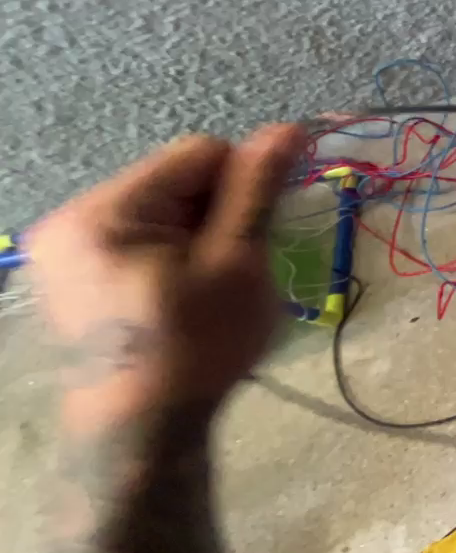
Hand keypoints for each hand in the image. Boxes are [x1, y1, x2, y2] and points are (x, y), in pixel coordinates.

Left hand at [30, 125, 306, 426]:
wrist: (143, 424)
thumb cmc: (198, 338)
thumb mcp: (238, 258)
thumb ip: (257, 189)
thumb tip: (289, 129)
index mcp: (103, 211)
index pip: (200, 153)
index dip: (246, 182)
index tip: (260, 230)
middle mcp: (71, 219)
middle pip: (180, 178)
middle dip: (223, 208)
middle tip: (238, 260)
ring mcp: (69, 248)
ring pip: (170, 206)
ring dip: (207, 230)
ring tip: (215, 278)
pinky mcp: (80, 271)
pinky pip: (149, 232)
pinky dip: (184, 248)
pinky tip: (190, 287)